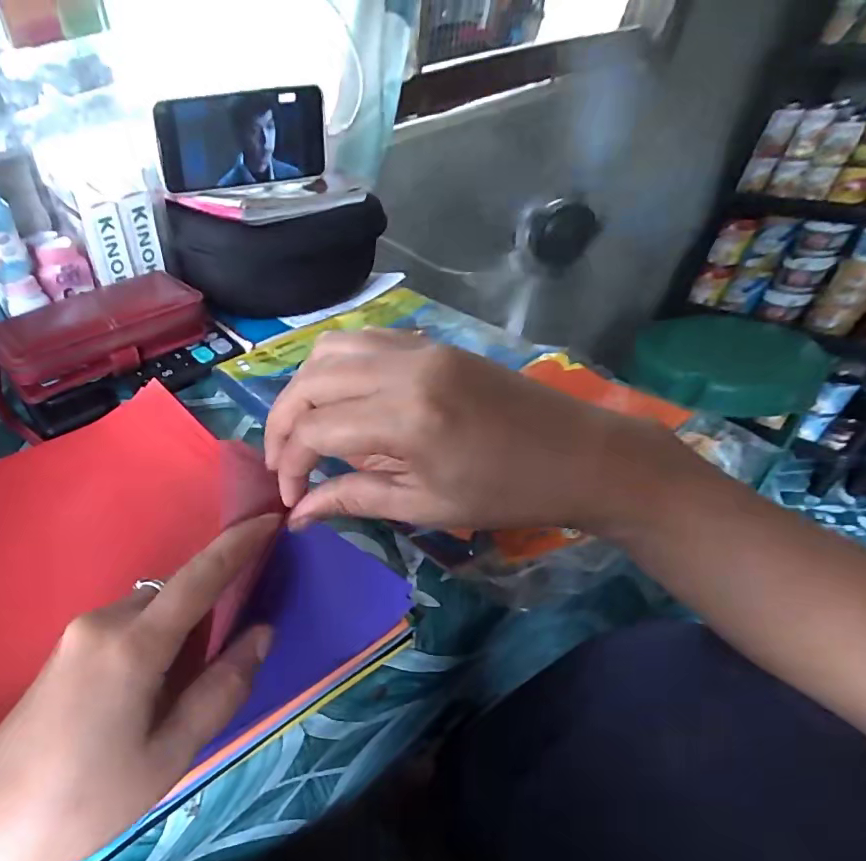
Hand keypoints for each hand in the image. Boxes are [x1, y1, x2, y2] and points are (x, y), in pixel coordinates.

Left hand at [0, 516, 280, 860]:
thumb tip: (260, 635)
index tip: (272, 520)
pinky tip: (147, 701)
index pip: (197, 579)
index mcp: (133, 643)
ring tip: (183, 700)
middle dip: (209, 611)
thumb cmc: (89, 800)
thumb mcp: (169, 754)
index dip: (238, 547)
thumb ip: (220, 690)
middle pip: (171, 597)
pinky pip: (121, 632)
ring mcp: (75, 636)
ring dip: (177, 634)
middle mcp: (101, 622)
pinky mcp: (61, 654)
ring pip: (146, 615)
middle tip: (230, 667)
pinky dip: (150, 647)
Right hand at [263, 329, 695, 534]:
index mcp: (405, 418)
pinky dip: (332, 366)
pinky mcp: (430, 343)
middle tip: (282, 465)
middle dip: (281, 427)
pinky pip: (360, 340)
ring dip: (301, 391)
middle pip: (308, 385)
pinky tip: (337, 399)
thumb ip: (351, 500)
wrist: (584, 456)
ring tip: (302, 430)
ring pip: (327, 351)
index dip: (290, 466)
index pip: (314, 431)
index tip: (291, 498)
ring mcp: (418, 348)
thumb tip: (297, 515)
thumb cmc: (506, 494)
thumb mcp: (423, 506)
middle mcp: (403, 370)